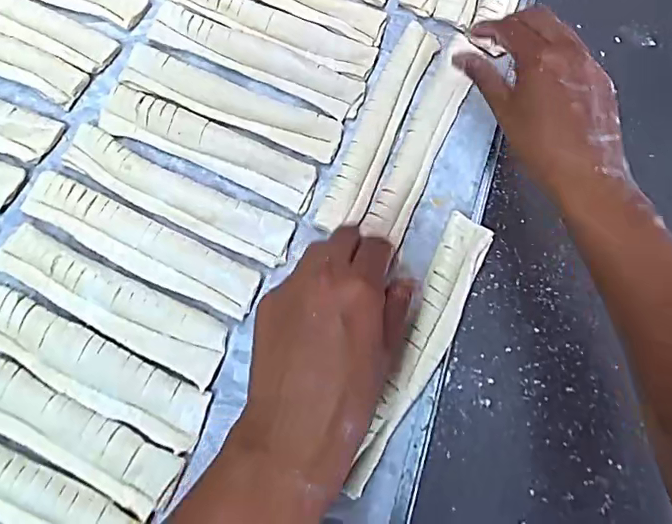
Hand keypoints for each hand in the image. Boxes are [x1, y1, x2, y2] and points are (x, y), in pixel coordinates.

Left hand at [227, 228, 412, 510]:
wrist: (291, 435)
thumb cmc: (346, 402)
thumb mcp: (386, 355)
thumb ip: (396, 310)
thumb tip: (402, 284)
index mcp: (359, 286)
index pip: (377, 245)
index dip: (385, 255)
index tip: (386, 267)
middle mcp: (324, 276)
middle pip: (344, 237)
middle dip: (357, 250)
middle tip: (362, 274)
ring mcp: (292, 286)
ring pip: (316, 253)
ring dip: (330, 262)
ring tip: (335, 294)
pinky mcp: (269, 302)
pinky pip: (294, 280)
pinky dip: (305, 287)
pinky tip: (309, 318)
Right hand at [460, 7, 636, 209]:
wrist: (589, 178)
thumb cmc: (548, 151)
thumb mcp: (505, 111)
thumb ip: (484, 77)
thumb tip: (466, 60)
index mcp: (542, 58)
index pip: (510, 27)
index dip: (489, 28)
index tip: (478, 34)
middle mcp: (569, 54)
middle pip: (538, 17)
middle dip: (514, 21)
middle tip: (497, 35)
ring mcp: (589, 65)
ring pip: (561, 30)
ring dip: (538, 32)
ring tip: (519, 50)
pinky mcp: (602, 79)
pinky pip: (578, 50)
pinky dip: (558, 49)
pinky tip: (547, 69)